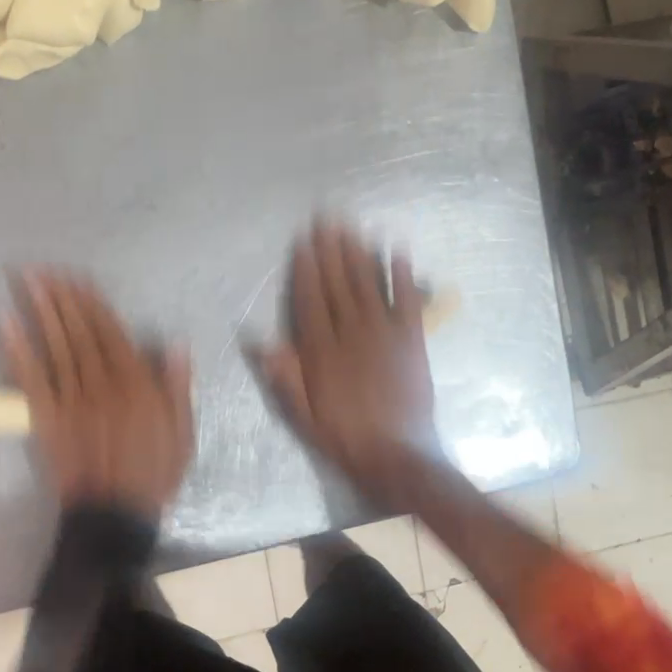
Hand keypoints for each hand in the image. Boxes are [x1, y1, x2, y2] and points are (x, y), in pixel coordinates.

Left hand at [0, 271, 192, 518]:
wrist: (114, 513)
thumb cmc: (153, 474)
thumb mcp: (183, 433)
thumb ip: (177, 388)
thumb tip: (175, 345)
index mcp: (135, 384)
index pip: (112, 332)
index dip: (93, 303)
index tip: (78, 279)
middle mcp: (101, 383)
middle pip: (79, 332)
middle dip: (61, 299)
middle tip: (43, 271)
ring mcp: (71, 399)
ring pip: (55, 347)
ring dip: (41, 312)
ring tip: (28, 283)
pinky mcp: (47, 417)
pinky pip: (30, 379)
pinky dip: (17, 350)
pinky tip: (6, 325)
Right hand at [259, 223, 436, 511]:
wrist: (398, 454)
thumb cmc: (344, 437)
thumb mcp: (302, 414)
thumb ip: (284, 375)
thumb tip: (259, 340)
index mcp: (322, 350)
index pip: (310, 298)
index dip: (306, 267)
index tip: (303, 241)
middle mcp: (352, 331)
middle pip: (338, 283)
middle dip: (331, 249)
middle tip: (327, 217)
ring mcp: (385, 333)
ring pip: (369, 283)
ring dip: (359, 252)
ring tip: (352, 225)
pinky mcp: (412, 339)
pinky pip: (407, 299)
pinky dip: (403, 274)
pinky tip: (397, 250)